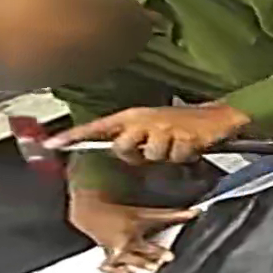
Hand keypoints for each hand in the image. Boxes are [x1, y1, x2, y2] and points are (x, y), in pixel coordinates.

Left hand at [48, 104, 250, 165]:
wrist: (222, 116)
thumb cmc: (189, 121)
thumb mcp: (156, 122)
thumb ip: (135, 134)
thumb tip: (122, 150)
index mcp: (133, 116)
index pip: (97, 127)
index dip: (73, 136)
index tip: (51, 144)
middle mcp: (144, 121)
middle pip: (123, 147)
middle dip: (135, 155)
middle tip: (151, 153)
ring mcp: (165, 129)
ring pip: (153, 155)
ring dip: (167, 156)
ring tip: (179, 147)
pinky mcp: (186, 138)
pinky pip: (178, 157)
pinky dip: (187, 156)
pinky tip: (193, 147)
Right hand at [68, 189, 197, 272]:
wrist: (90, 212)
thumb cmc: (122, 214)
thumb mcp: (149, 214)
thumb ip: (174, 215)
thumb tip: (197, 212)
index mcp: (131, 235)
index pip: (146, 246)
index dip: (158, 252)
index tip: (170, 257)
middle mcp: (120, 244)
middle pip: (132, 256)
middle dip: (143, 262)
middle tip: (156, 266)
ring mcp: (111, 251)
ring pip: (119, 263)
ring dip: (128, 267)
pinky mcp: (106, 255)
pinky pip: (106, 266)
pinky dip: (113, 271)